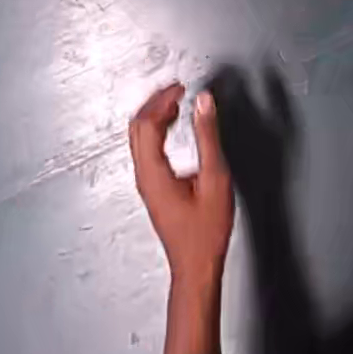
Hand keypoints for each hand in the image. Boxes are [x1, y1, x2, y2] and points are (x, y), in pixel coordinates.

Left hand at [130, 83, 233, 287]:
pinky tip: (174, 125)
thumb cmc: (206, 229)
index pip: (148, 124)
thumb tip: (204, 102)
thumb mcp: (215, 177)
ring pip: (139, 138)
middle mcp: (144, 176)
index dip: (163, 100)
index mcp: (153, 172)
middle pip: (137, 128)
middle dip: (155, 103)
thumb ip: (208, 136)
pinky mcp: (153, 187)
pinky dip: (158, 129)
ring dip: (155, 114)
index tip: (181, 87)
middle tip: (177, 89)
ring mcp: (146, 182)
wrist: (196, 265)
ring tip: (177, 101)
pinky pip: (147, 148)